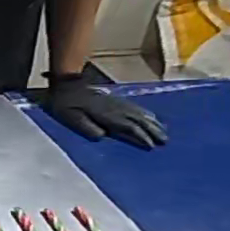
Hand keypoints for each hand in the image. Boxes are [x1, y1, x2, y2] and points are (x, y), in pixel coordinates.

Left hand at [42, 77, 168, 149]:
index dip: (141, 137)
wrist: (66, 84)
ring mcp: (117, 103)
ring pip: (141, 114)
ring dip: (153, 123)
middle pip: (140, 121)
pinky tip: (152, 117)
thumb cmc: (64, 104)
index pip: (128, 127)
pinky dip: (147, 113)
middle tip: (165, 142)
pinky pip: (137, 107)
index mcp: (105, 115)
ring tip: (164, 132)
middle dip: (153, 131)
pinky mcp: (116, 99)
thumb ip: (86, 127)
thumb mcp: (70, 117)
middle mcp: (116, 108)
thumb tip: (103, 136)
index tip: (151, 147)